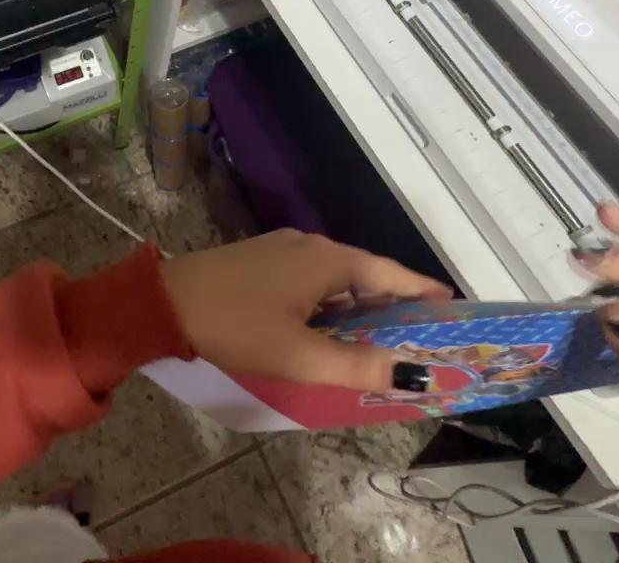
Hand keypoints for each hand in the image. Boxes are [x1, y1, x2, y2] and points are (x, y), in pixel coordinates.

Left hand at [160, 229, 451, 392]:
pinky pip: (313, 279)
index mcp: (325, 259)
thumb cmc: (235, 325)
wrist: (165, 301)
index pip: (389, 273)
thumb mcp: (298, 355)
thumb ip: (356, 366)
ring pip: (337, 277)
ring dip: (361, 305)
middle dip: (394, 304)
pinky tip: (332, 328)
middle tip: (423, 338)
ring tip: (385, 340)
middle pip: (365, 273)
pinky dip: (332, 303)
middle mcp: (310, 245)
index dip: (422, 291)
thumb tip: (411, 373)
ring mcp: (283, 250)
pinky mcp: (263, 261)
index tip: (454, 309)